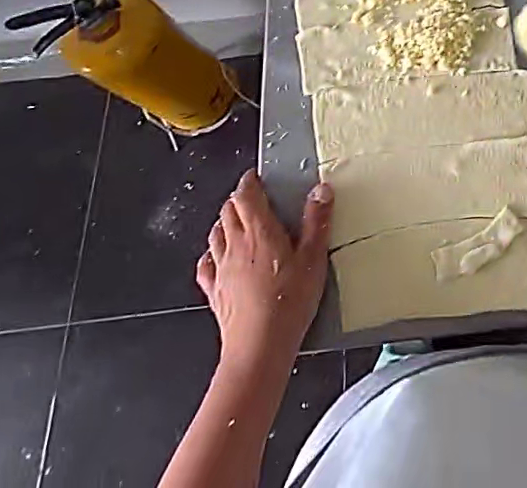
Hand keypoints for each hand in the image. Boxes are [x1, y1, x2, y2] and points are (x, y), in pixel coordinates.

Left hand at [196, 171, 332, 367]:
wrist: (258, 349)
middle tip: (252, 199)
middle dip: (238, 199)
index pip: (245, 194)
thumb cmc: (288, 305)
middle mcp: (235, 244)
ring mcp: (221, 268)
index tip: (255, 177)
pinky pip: (205, 266)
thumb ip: (317, 222)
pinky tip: (216, 258)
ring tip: (236, 222)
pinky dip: (210, 255)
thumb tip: (321, 190)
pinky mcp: (215, 291)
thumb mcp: (313, 260)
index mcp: (259, 231)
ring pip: (215, 233)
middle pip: (229, 210)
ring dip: (224, 222)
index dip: (249, 182)